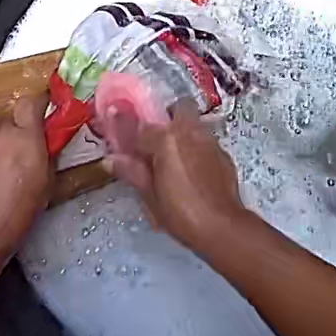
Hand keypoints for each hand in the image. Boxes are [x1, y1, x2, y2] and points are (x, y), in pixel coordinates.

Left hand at [0, 94, 49, 262]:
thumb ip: (46, 153)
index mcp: (27, 138)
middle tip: (12, 141)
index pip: (30, 102)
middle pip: (3, 112)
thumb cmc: (21, 210)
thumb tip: (47, 139)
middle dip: (8, 123)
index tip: (39, 108)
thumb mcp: (47, 181)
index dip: (35, 103)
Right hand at [103, 101, 253, 251]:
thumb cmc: (180, 212)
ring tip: (174, 160)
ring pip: (195, 124)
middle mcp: (192, 132)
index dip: (130, 131)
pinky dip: (197, 149)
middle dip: (167, 118)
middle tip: (156, 143)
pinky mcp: (224, 156)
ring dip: (183, 133)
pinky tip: (193, 172)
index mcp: (167, 139)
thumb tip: (111, 160)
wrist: (222, 227)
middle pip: (179, 107)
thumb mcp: (150, 195)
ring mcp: (211, 142)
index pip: (141, 126)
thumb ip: (132, 172)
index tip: (123, 136)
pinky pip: (206, 142)